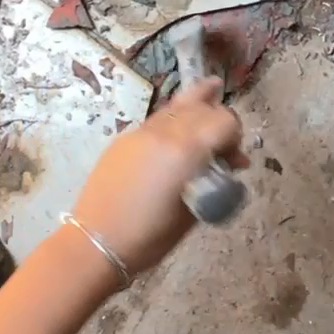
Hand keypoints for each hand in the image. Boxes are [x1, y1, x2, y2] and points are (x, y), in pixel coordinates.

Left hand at [68, 77, 244, 273]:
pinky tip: (180, 127)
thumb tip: (226, 167)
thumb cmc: (150, 237)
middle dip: (220, 120)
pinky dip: (175, 118)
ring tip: (213, 91)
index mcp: (185, 151)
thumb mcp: (194, 212)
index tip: (236, 161)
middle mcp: (164, 133)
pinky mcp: (124, 139)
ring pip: (178, 104)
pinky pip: (158, 118)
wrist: (96, 242)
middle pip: (203, 107)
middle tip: (224, 148)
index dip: (237, 136)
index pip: (224, 121)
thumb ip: (214, 181)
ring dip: (198, 105)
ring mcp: (141, 132)